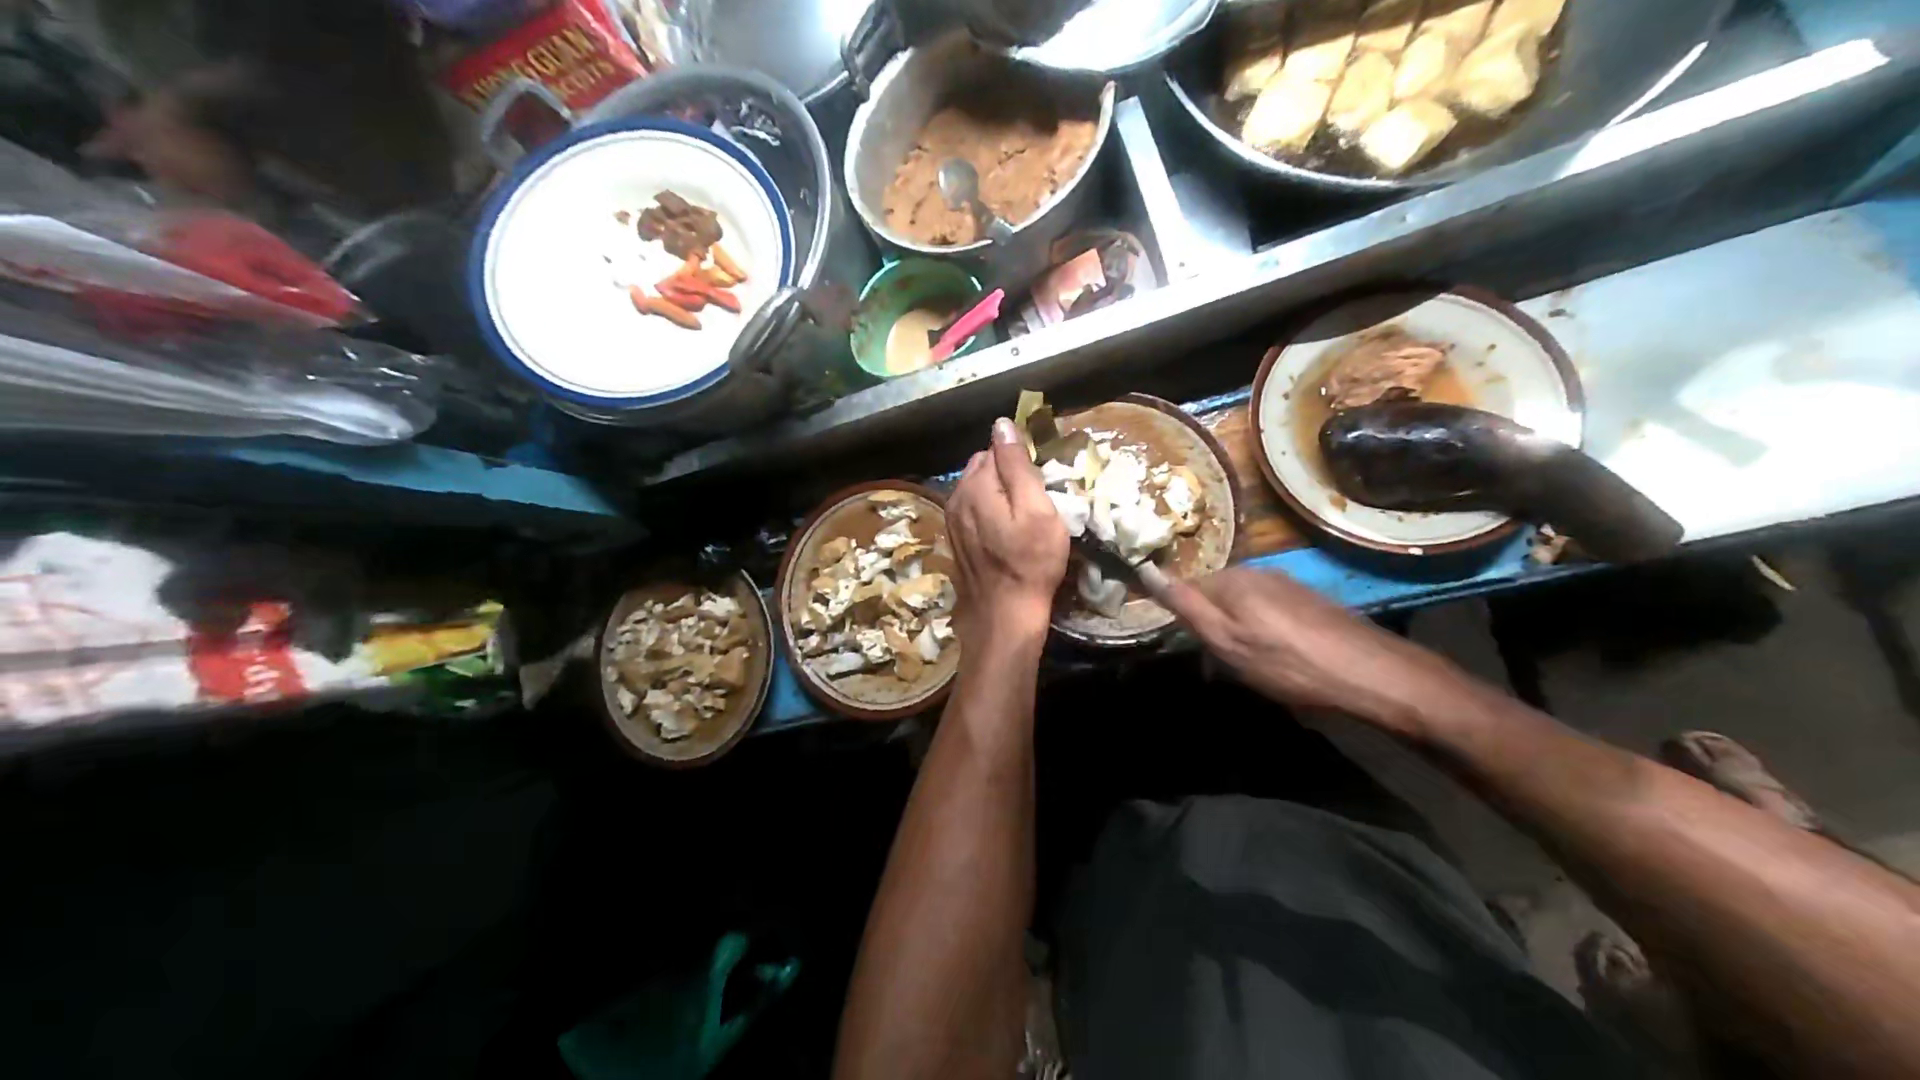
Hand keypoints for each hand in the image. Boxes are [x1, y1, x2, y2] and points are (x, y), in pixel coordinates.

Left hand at [947, 417, 1068, 642]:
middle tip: (1036, 498)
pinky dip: (991, 512)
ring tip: (1023, 516)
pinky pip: (974, 510)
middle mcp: (956, 496)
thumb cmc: (1029, 561)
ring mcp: (952, 519)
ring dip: (999, 494)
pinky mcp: (956, 539)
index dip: (1021, 458)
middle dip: (1008, 473)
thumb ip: (1016, 464)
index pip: (996, 448)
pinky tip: (1007, 531)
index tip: (1041, 478)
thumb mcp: (1035, 508)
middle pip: (984, 467)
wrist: (1004, 614)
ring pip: (978, 489)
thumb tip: (1002, 424)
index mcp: (974, 484)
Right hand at [1159, 567, 1456, 735]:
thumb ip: (1187, 607)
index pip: (1186, 589)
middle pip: (1215, 596)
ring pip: (1242, 604)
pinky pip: (1268, 611)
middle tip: (1221, 666)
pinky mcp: (1309, 599)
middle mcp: (1257, 572)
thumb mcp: (1228, 641)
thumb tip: (1147, 571)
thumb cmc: (1289, 664)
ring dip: (1237, 631)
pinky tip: (1278, 658)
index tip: (1194, 650)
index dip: (1183, 620)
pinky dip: (1263, 631)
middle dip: (1212, 626)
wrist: (1372, 674)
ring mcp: (1286, 583)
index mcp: (1232, 579)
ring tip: (1250, 666)